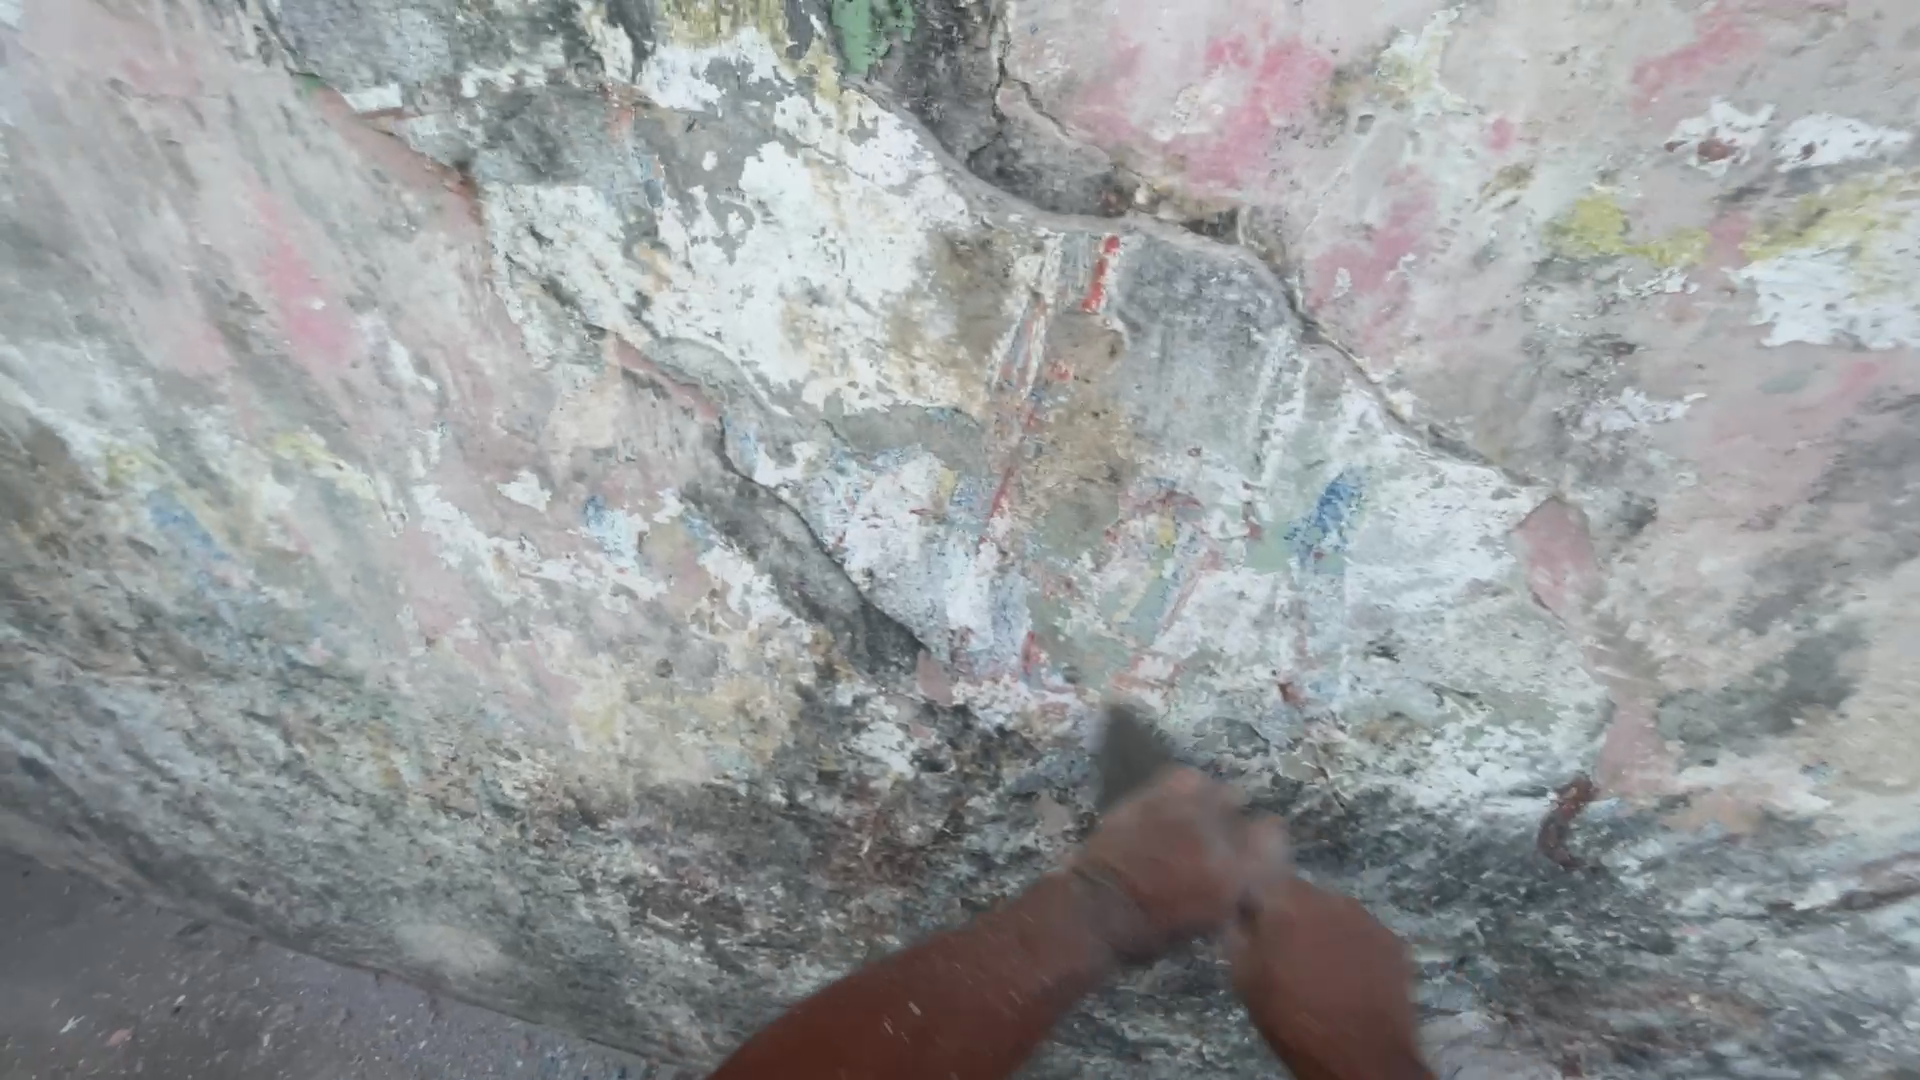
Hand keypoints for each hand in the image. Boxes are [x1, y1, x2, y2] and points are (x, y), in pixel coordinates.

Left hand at [1071, 767, 1288, 962]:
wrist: (1099, 906)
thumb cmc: (1154, 928)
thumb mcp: (1210, 920)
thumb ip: (1237, 889)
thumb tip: (1250, 872)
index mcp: (1235, 874)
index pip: (1274, 837)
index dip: (1269, 841)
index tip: (1261, 845)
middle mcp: (1215, 835)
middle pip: (1245, 809)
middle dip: (1239, 821)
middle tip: (1225, 833)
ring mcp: (1182, 810)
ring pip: (1216, 788)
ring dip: (1213, 800)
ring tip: (1201, 813)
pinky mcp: (1153, 794)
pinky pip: (1183, 776)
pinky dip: (1186, 786)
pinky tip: (1179, 801)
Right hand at [1228, 879, 1433, 1079]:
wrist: (1360, 1060)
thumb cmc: (1292, 1017)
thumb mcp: (1244, 977)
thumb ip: (1238, 934)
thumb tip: (1240, 916)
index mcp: (1285, 900)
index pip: (1261, 880)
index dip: (1255, 901)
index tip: (1252, 924)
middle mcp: (1326, 897)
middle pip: (1300, 893)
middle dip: (1290, 912)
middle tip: (1286, 947)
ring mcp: (1364, 918)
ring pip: (1333, 910)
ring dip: (1323, 926)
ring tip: (1321, 962)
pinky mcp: (1392, 942)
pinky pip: (1362, 932)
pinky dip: (1353, 945)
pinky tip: (1350, 972)